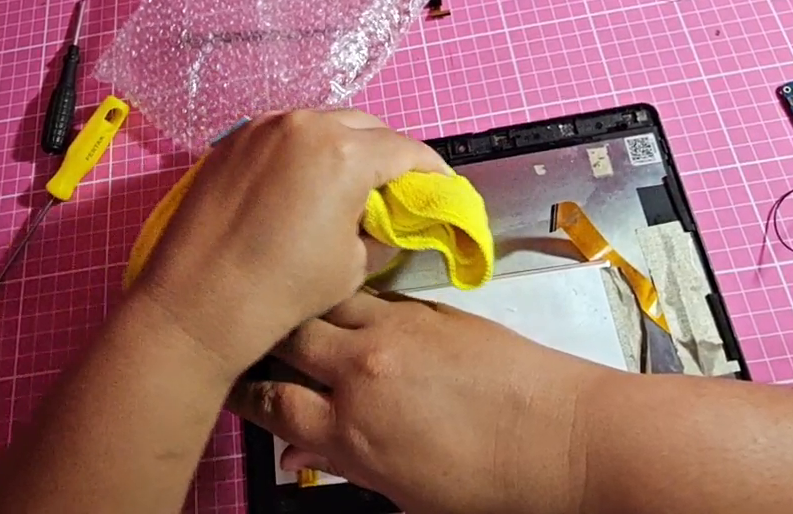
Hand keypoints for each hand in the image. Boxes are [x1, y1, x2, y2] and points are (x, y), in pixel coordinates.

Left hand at [131, 109, 448, 379]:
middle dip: (386, 152)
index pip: (405, 149)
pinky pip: (285, 133)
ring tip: (345, 182)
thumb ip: (379, 227)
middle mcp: (306, 124)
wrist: (197, 301)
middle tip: (392, 186)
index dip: (429, 169)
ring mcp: (265, 126)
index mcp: (344, 154)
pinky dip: (304, 150)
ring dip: (344, 146)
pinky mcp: (235, 138)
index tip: (438, 185)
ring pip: (323, 124)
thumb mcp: (353, 265)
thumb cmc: (283, 290)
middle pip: (365, 126)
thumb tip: (383, 214)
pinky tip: (301, 182)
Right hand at [230, 291, 614, 513]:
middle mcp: (361, 372)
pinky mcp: (424, 307)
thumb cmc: (485, 488)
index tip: (233, 377)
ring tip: (295, 302)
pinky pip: (371, 297)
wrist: (559, 437)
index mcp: (351, 433)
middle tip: (252, 330)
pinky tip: (350, 307)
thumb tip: (302, 447)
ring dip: (308, 306)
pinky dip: (352, 303)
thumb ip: (347, 461)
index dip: (246, 388)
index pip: (272, 400)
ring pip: (327, 302)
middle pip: (289, 338)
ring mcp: (393, 331)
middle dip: (267, 335)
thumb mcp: (405, 495)